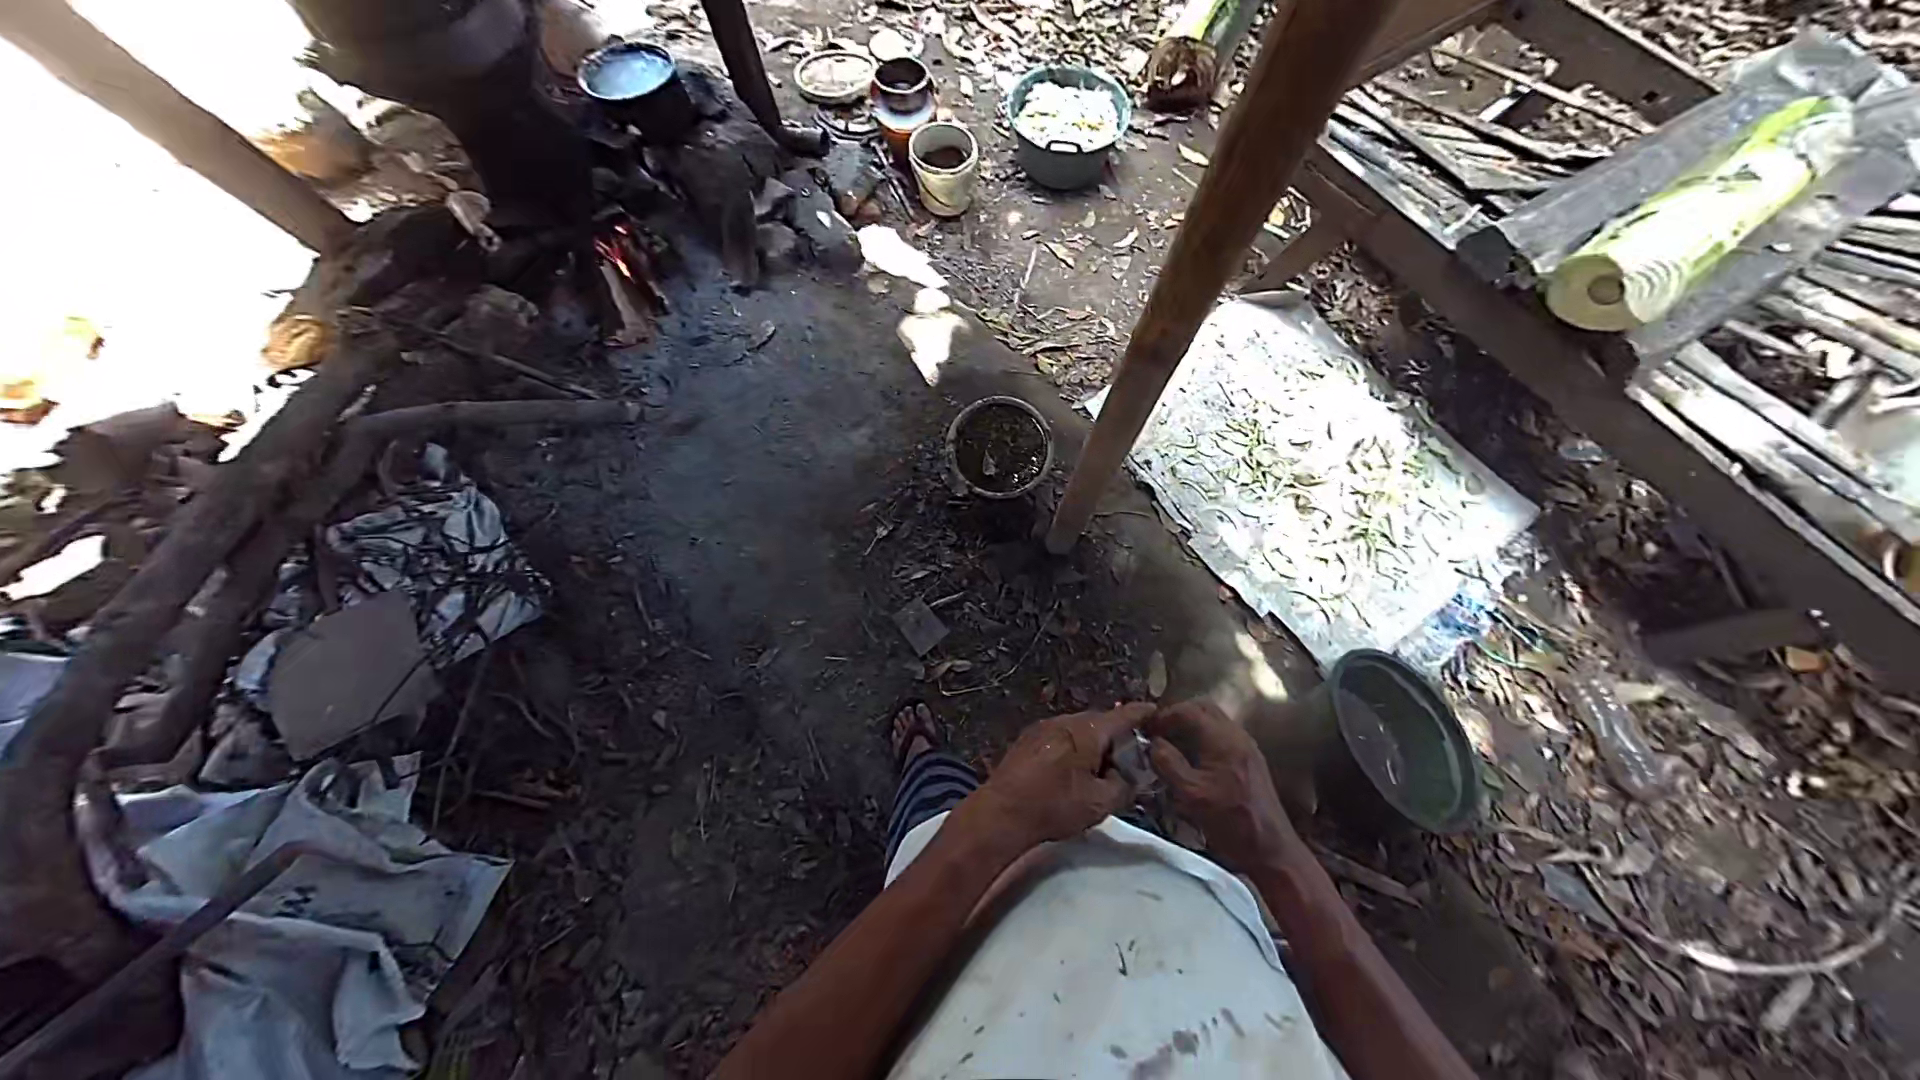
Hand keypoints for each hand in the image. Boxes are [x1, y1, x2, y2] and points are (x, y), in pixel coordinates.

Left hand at [962, 702, 1155, 851]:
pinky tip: (1075, 769)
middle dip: (1117, 736)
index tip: (1156, 712)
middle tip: (1131, 756)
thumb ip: (1123, 786)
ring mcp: (1043, 727)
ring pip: (1078, 729)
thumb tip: (1129, 777)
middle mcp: (1065, 721)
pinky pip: (1061, 736)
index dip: (1141, 714)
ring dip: (1093, 743)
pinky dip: (1074, 747)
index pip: (1122, 716)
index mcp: (1086, 731)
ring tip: (1103, 767)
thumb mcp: (1100, 802)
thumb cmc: (1054, 805)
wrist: (1002, 811)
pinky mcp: (1028, 739)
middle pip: (1099, 722)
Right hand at [1147, 700, 1299, 869]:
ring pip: (1214, 720)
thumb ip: (1167, 763)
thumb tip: (1153, 743)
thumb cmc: (1230, 823)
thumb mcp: (1190, 794)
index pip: (1188, 710)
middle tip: (1158, 730)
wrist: (1271, 850)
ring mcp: (1247, 747)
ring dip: (1190, 724)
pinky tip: (1191, 757)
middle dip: (1177, 714)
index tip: (1146, 728)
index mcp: (1223, 740)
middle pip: (1203, 708)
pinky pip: (1222, 734)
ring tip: (1170, 742)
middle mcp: (1238, 736)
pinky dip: (1202, 736)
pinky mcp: (1250, 760)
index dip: (1164, 715)